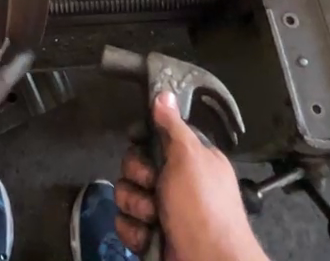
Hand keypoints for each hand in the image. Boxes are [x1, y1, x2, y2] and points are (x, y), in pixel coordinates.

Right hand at [115, 92, 267, 260]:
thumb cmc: (203, 207)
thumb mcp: (190, 157)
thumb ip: (173, 125)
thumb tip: (164, 92)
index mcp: (191, 160)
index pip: (156, 138)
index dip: (144, 140)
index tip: (139, 141)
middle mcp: (176, 183)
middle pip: (135, 164)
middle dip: (138, 176)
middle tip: (153, 185)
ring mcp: (162, 211)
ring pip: (127, 193)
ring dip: (136, 206)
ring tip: (153, 218)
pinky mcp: (150, 236)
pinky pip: (126, 223)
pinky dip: (135, 232)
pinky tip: (148, 236)